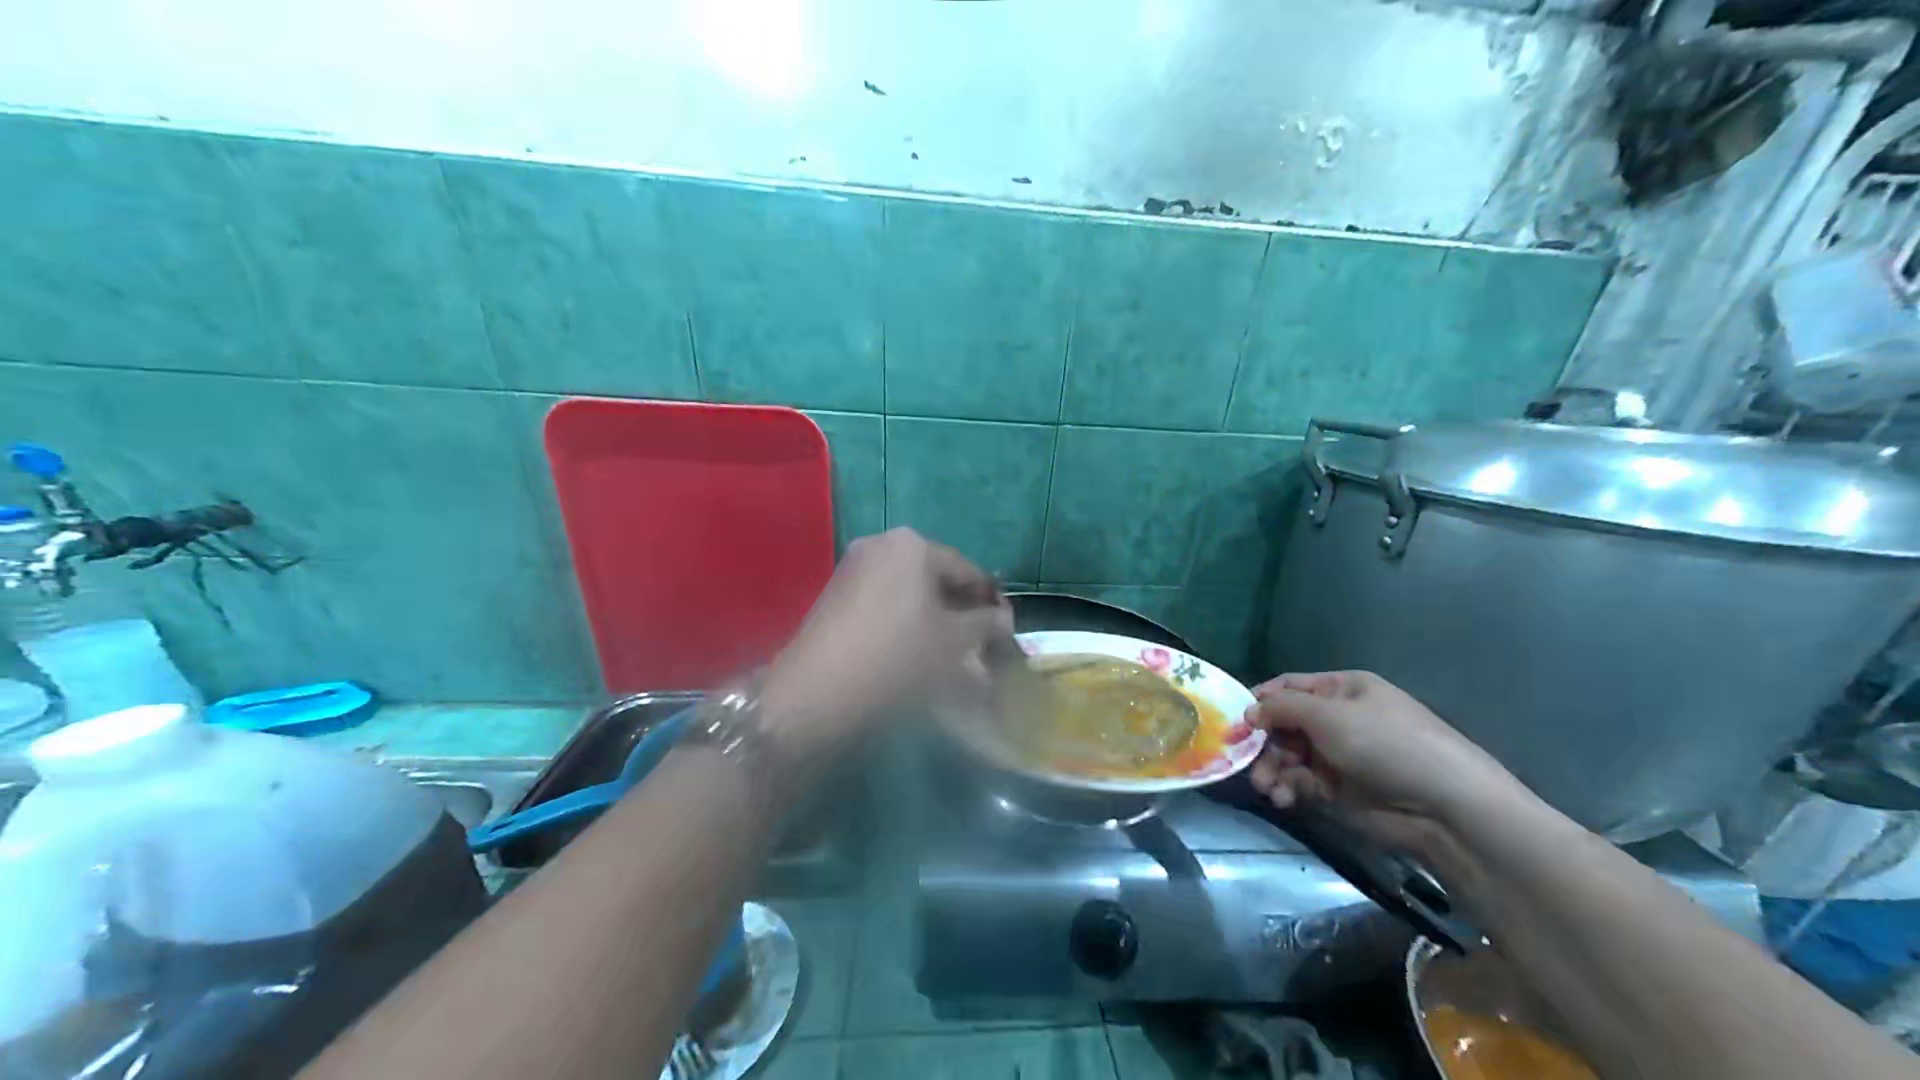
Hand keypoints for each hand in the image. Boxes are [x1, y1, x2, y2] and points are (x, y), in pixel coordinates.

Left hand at [762, 528, 1009, 753]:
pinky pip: (883, 601)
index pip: (967, 570)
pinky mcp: (835, 593)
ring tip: (947, 654)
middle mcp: (881, 544)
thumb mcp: (954, 641)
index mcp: (913, 545)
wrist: (818, 690)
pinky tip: (911, 651)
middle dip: (960, 610)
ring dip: (933, 618)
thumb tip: (1003, 618)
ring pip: (909, 591)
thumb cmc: (897, 656)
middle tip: (977, 646)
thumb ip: (986, 624)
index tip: (1004, 632)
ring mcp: (853, 567)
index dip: (989, 602)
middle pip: (935, 577)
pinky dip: (904, 620)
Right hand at [1245, 671, 1531, 851]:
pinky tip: (1283, 798)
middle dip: (1262, 743)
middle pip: (1282, 725)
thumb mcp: (1329, 715)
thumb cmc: (1385, 743)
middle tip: (1244, 760)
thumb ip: (1281, 709)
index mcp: (1341, 689)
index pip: (1288, 688)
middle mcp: (1336, 719)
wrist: (1443, 806)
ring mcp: (1337, 755)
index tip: (1233, 720)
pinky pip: (1299, 783)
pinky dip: (1287, 789)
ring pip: (1287, 756)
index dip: (1259, 701)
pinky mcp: (1337, 790)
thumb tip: (1248, 712)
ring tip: (1267, 787)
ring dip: (1271, 769)